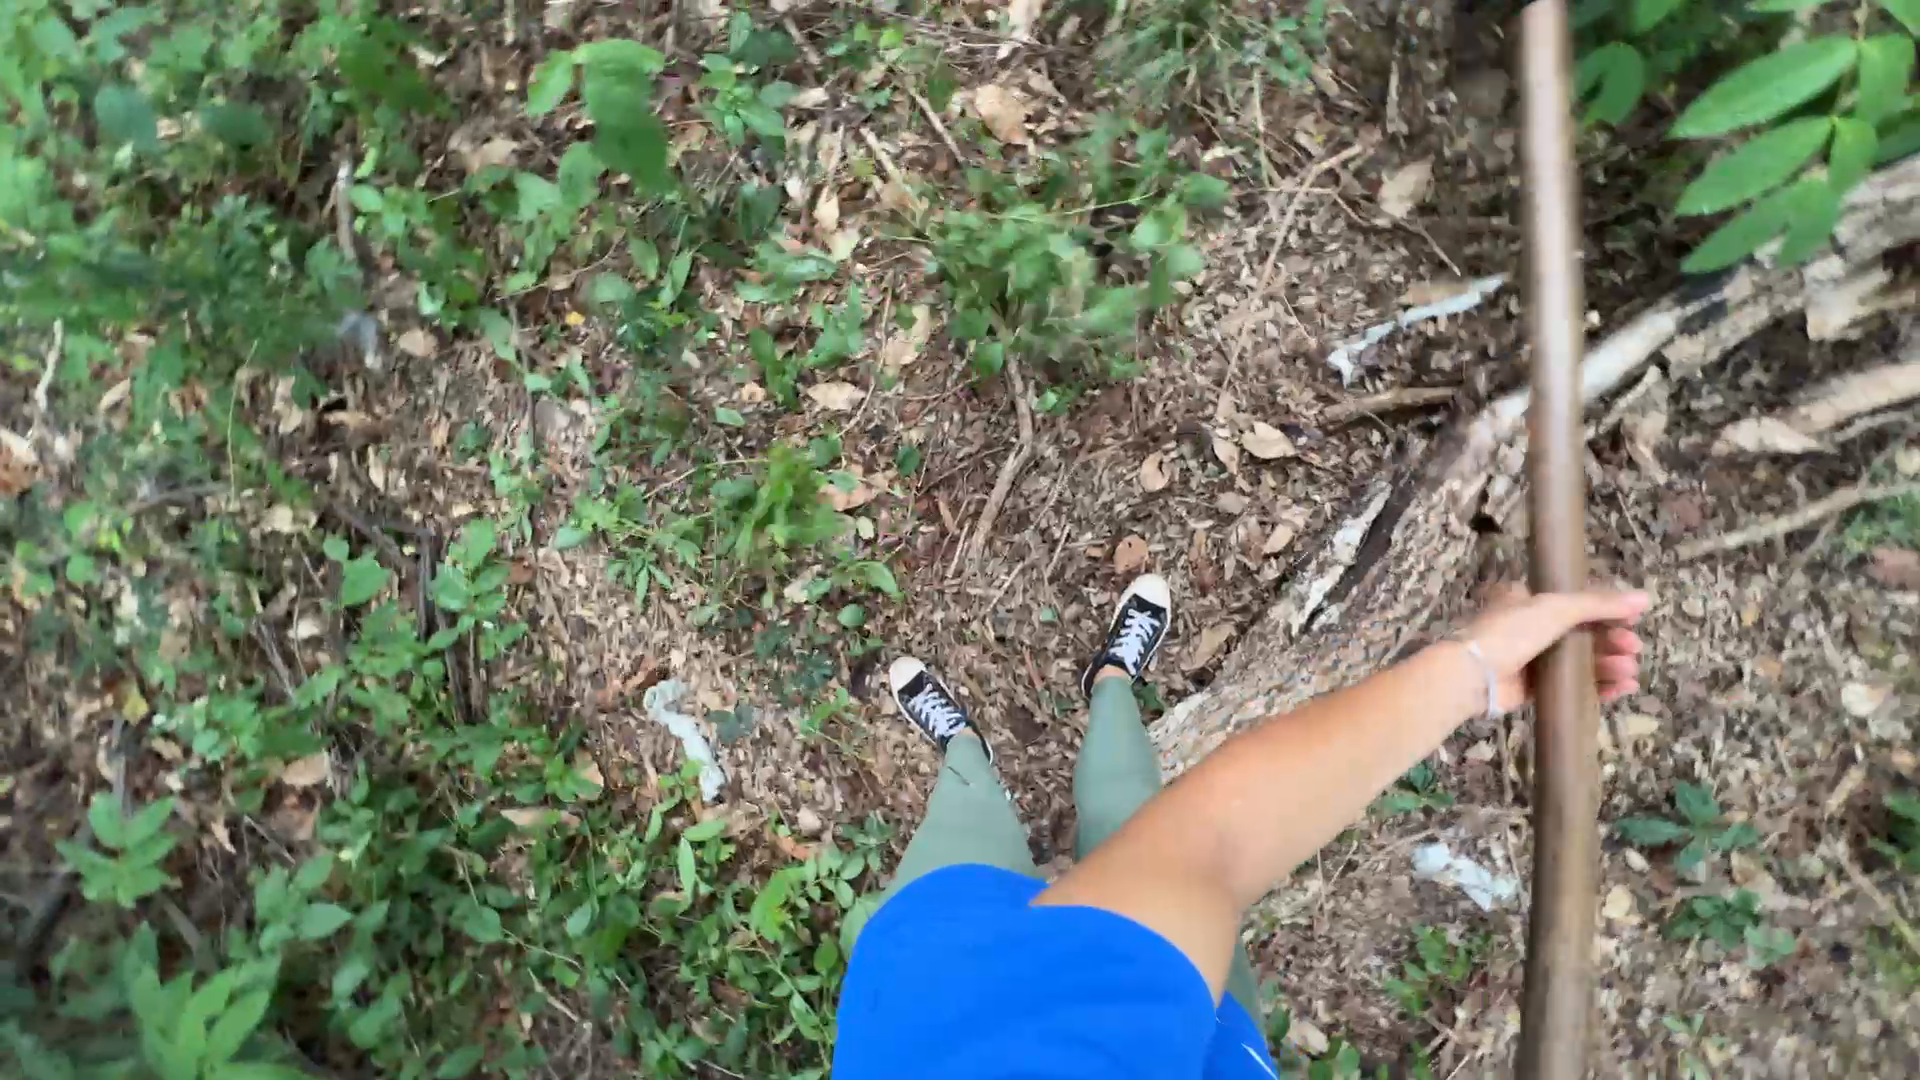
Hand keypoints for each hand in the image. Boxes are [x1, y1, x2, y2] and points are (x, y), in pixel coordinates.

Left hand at [1459, 584, 1650, 711]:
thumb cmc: (1509, 632)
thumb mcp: (1554, 608)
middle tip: (1631, 647)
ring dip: (1610, 663)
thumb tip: (1644, 597)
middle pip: (1583, 632)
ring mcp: (1531, 657)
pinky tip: (1622, 687)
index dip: (1605, 610)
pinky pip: (1573, 684)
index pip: (1574, 602)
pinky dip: (1600, 685)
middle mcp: (1529, 627)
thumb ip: (1598, 603)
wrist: (1475, 674)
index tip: (1631, 620)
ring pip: (1581, 660)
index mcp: (1526, 601)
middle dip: (1613, 640)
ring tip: (1627, 670)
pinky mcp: (1534, 685)